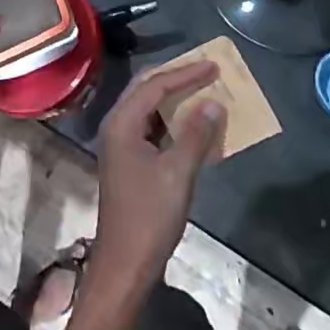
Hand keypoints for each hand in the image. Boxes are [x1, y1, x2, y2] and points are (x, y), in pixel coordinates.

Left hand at [87, 62, 226, 301]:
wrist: (124, 263)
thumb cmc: (149, 216)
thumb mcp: (178, 173)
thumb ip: (196, 134)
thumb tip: (213, 103)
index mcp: (122, 123)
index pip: (155, 85)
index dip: (185, 73)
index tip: (213, 65)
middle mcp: (116, 126)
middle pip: (146, 89)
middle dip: (176, 77)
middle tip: (206, 70)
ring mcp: (119, 143)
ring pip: (147, 106)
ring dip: (173, 97)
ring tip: (202, 89)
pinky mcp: (127, 159)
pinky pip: (150, 125)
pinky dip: (170, 119)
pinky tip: (191, 123)